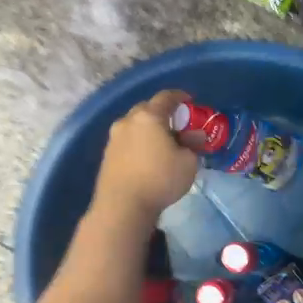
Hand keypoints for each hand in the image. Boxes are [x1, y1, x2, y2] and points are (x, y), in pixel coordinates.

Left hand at [94, 90, 198, 218]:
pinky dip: (139, 142)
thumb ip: (193, 145)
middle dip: (162, 113)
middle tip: (176, 124)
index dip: (179, 96)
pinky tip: (147, 157)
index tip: (189, 100)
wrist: (123, 205)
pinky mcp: (107, 154)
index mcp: (149, 117)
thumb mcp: (188, 162)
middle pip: (147, 108)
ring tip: (162, 143)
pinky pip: (127, 140)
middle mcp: (128, 121)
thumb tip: (195, 136)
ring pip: (135, 125)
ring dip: (149, 129)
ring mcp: (114, 138)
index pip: (166, 97)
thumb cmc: (160, 179)